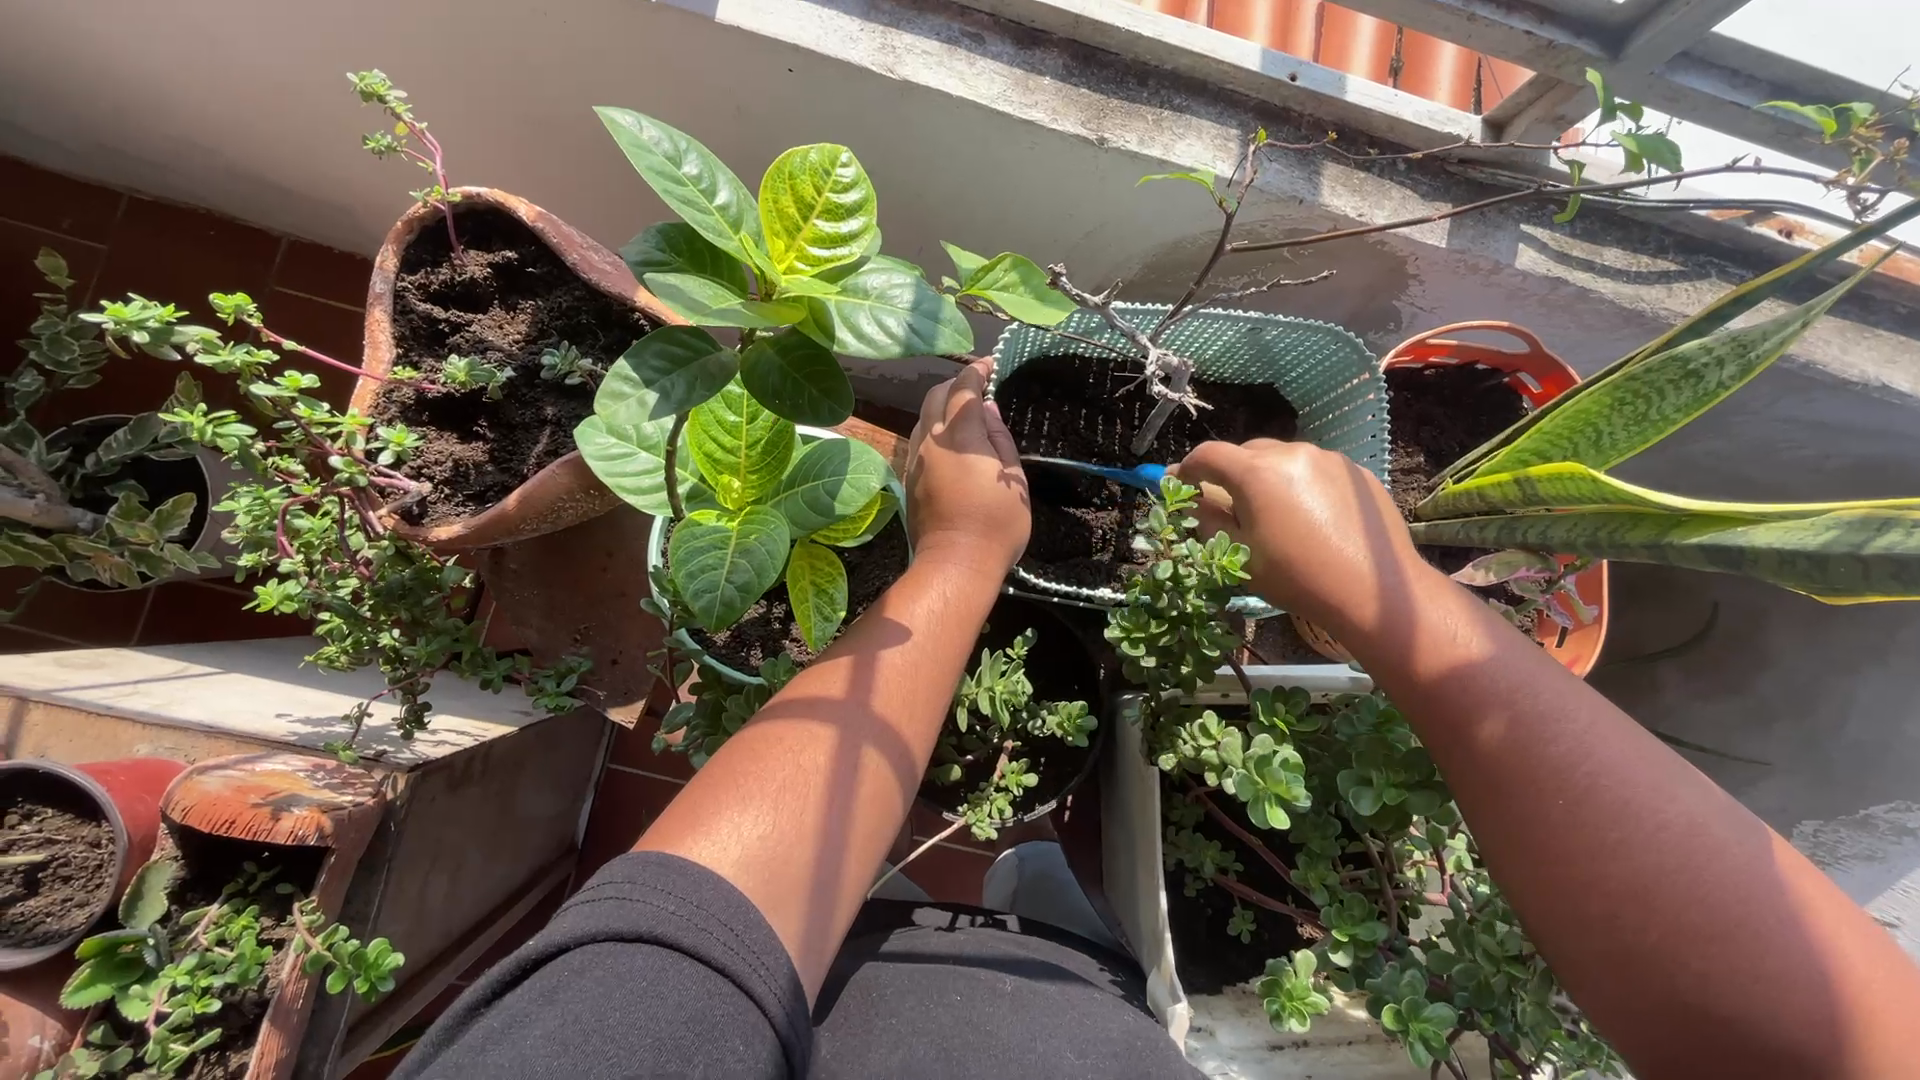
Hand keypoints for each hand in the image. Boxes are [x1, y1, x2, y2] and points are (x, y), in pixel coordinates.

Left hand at [905, 358, 1029, 573]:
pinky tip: (950, 444)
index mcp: (960, 436)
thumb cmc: (996, 523)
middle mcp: (930, 441)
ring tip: (965, 416)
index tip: (991, 366)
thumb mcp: (1013, 479)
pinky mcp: (908, 478)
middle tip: (979, 390)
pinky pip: (918, 440)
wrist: (955, 564)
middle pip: (936, 396)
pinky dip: (933, 430)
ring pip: (922, 418)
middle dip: (956, 385)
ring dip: (942, 408)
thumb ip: (1000, 438)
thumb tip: (988, 410)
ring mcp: (914, 460)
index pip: (964, 388)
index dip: (977, 371)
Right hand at [1171, 439, 1434, 638]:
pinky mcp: (1356, 473)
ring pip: (1283, 459)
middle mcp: (1292, 454)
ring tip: (1276, 515)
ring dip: (1268, 478)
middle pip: (1247, 453)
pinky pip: (1315, 470)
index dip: (1188, 467)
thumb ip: (1207, 520)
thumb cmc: (1296, 577)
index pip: (1208, 454)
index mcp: (1257, 473)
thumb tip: (1190, 500)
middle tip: (1229, 506)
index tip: (1180, 483)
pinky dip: (1301, 485)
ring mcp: (1329, 459)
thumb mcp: (1239, 554)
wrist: (1373, 592)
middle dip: (1230, 473)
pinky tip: (1311, 519)